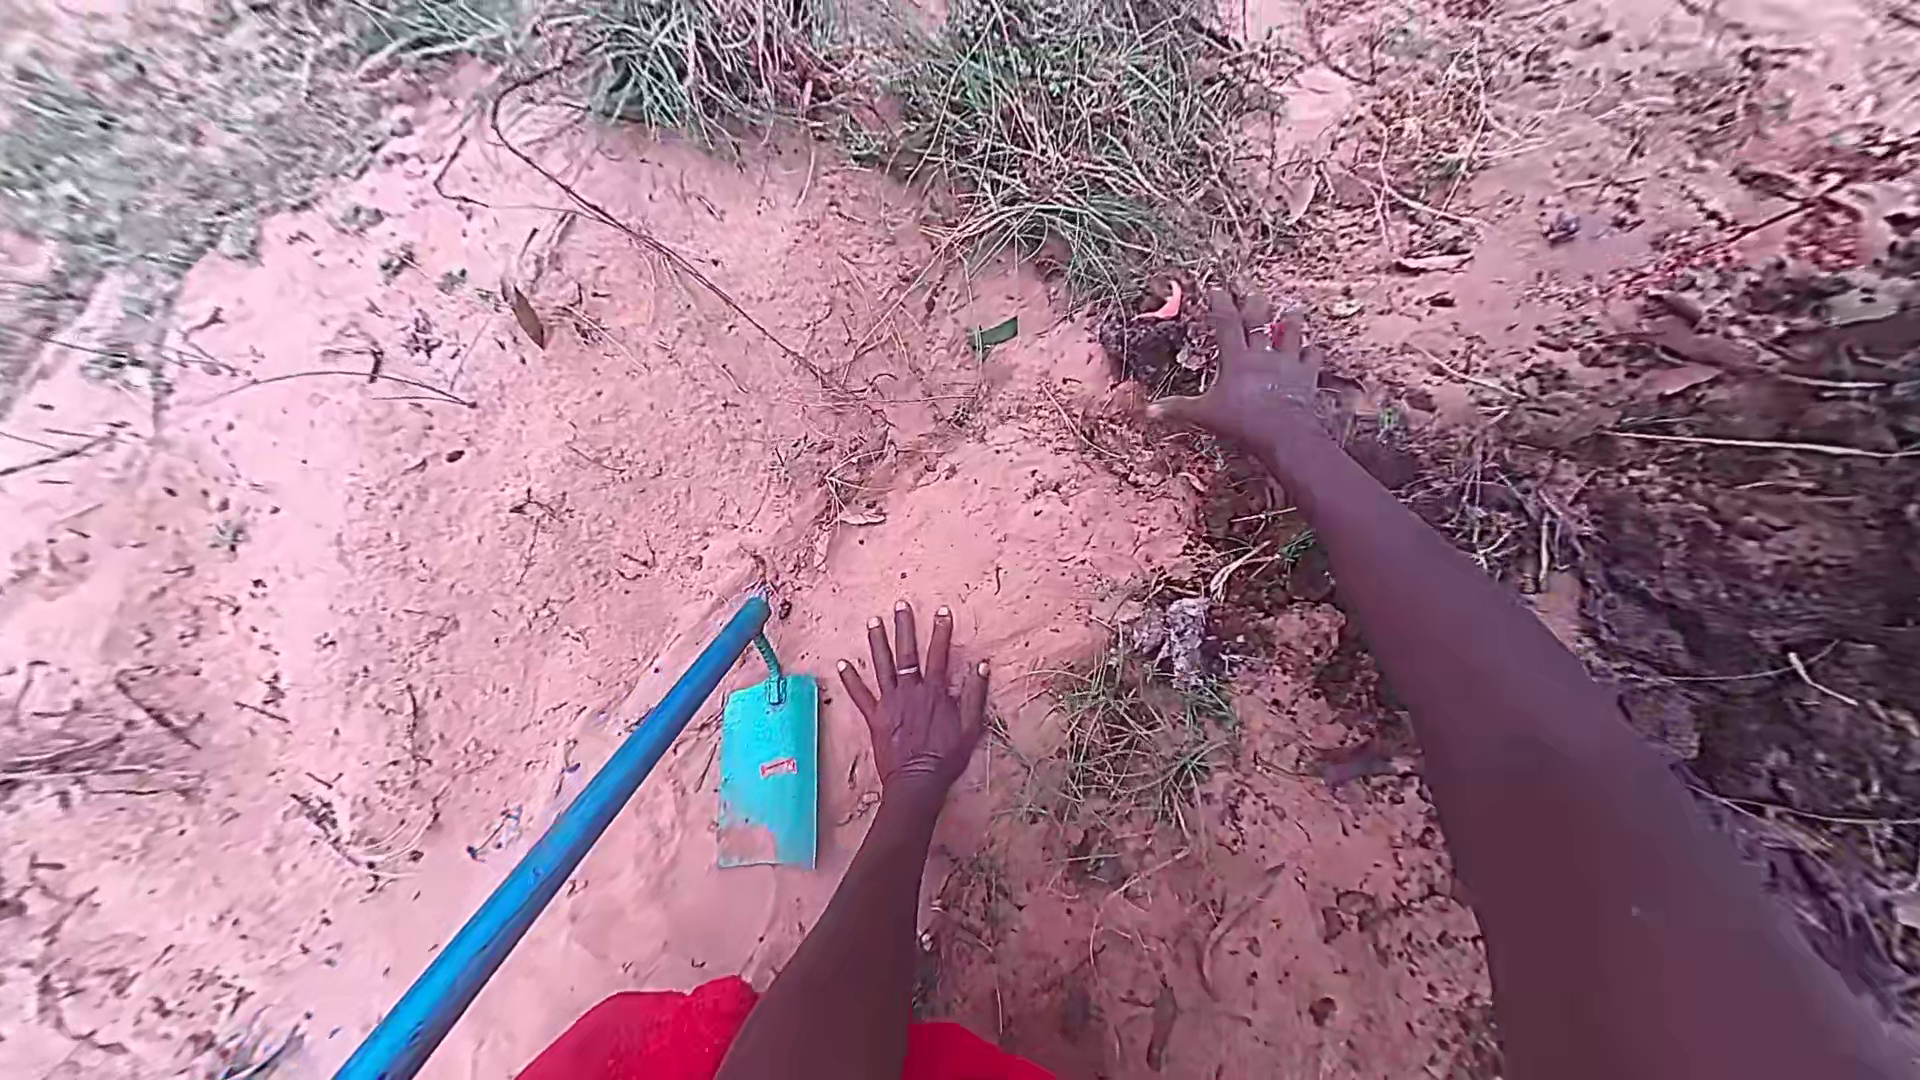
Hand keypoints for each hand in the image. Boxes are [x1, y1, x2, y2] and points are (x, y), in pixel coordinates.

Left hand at [837, 601, 988, 810]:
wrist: (918, 782)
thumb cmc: (947, 757)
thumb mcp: (971, 726)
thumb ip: (975, 693)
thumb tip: (982, 665)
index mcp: (934, 691)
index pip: (939, 654)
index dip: (941, 631)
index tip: (942, 611)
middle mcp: (910, 690)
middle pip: (907, 653)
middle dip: (904, 627)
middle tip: (900, 605)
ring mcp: (890, 703)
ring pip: (883, 666)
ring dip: (878, 643)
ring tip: (873, 621)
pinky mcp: (875, 717)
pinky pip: (860, 695)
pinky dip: (850, 679)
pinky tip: (842, 663)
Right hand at [1149, 289, 1326, 450]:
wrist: (1283, 432)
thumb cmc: (1241, 421)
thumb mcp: (1204, 415)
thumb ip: (1178, 409)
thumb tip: (1149, 410)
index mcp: (1236, 360)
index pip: (1226, 324)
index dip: (1220, 305)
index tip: (1216, 290)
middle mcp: (1263, 355)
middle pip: (1259, 322)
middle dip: (1255, 306)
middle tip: (1253, 294)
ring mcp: (1288, 363)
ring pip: (1291, 334)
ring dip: (1290, 322)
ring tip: (1291, 312)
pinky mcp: (1307, 376)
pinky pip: (1312, 358)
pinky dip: (1311, 352)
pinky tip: (1311, 349)